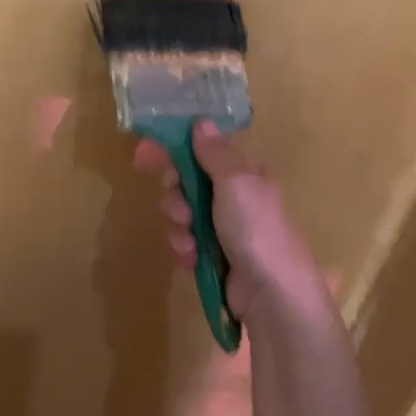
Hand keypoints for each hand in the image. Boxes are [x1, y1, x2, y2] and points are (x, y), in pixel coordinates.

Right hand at [133, 121, 331, 325]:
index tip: (143, 154)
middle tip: (180, 209)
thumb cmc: (257, 230)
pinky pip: (185, 243)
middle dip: (175, 196)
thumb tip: (202, 122)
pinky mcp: (214, 258)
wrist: (272, 293)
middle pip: (186, 184)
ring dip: (179, 228)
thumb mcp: (238, 183)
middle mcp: (234, 198)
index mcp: (244, 175)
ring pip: (182, 216)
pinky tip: (192, 260)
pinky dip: (184, 250)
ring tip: (190, 243)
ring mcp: (223, 230)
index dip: (173, 150)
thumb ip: (216, 153)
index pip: (202, 151)